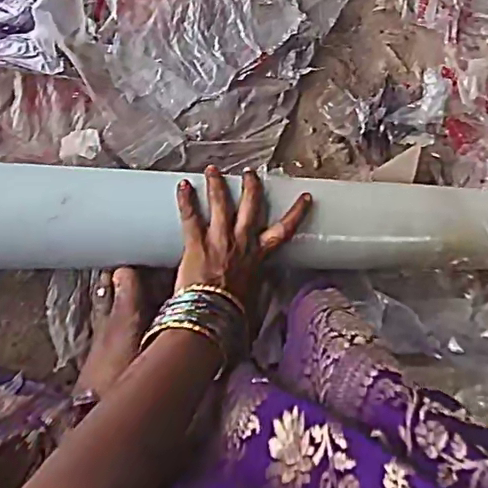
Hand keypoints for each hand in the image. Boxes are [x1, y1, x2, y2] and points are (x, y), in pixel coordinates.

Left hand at [175, 166, 312, 309]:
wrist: (209, 317)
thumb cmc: (231, 313)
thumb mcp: (256, 299)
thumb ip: (261, 290)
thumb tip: (267, 292)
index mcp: (258, 256)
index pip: (284, 229)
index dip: (297, 212)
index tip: (305, 198)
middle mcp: (241, 242)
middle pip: (250, 206)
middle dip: (251, 186)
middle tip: (249, 173)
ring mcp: (218, 240)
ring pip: (220, 203)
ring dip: (217, 184)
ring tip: (213, 170)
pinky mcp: (196, 243)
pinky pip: (191, 215)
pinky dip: (186, 199)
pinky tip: (182, 185)